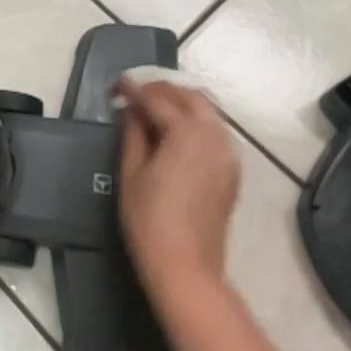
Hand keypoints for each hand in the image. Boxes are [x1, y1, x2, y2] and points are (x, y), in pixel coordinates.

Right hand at [116, 76, 242, 306]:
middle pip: (191, 97)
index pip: (159, 100)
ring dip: (181, 104)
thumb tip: (131, 110)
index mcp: (187, 134)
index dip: (135, 89)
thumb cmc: (149, 221)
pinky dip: (195, 122)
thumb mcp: (131, 174)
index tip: (117, 84)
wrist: (186, 267)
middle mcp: (214, 136)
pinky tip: (175, 134)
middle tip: (136, 94)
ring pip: (207, 112)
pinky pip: (215, 132)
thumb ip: (133, 134)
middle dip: (163, 90)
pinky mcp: (232, 171)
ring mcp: (228, 154)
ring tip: (153, 111)